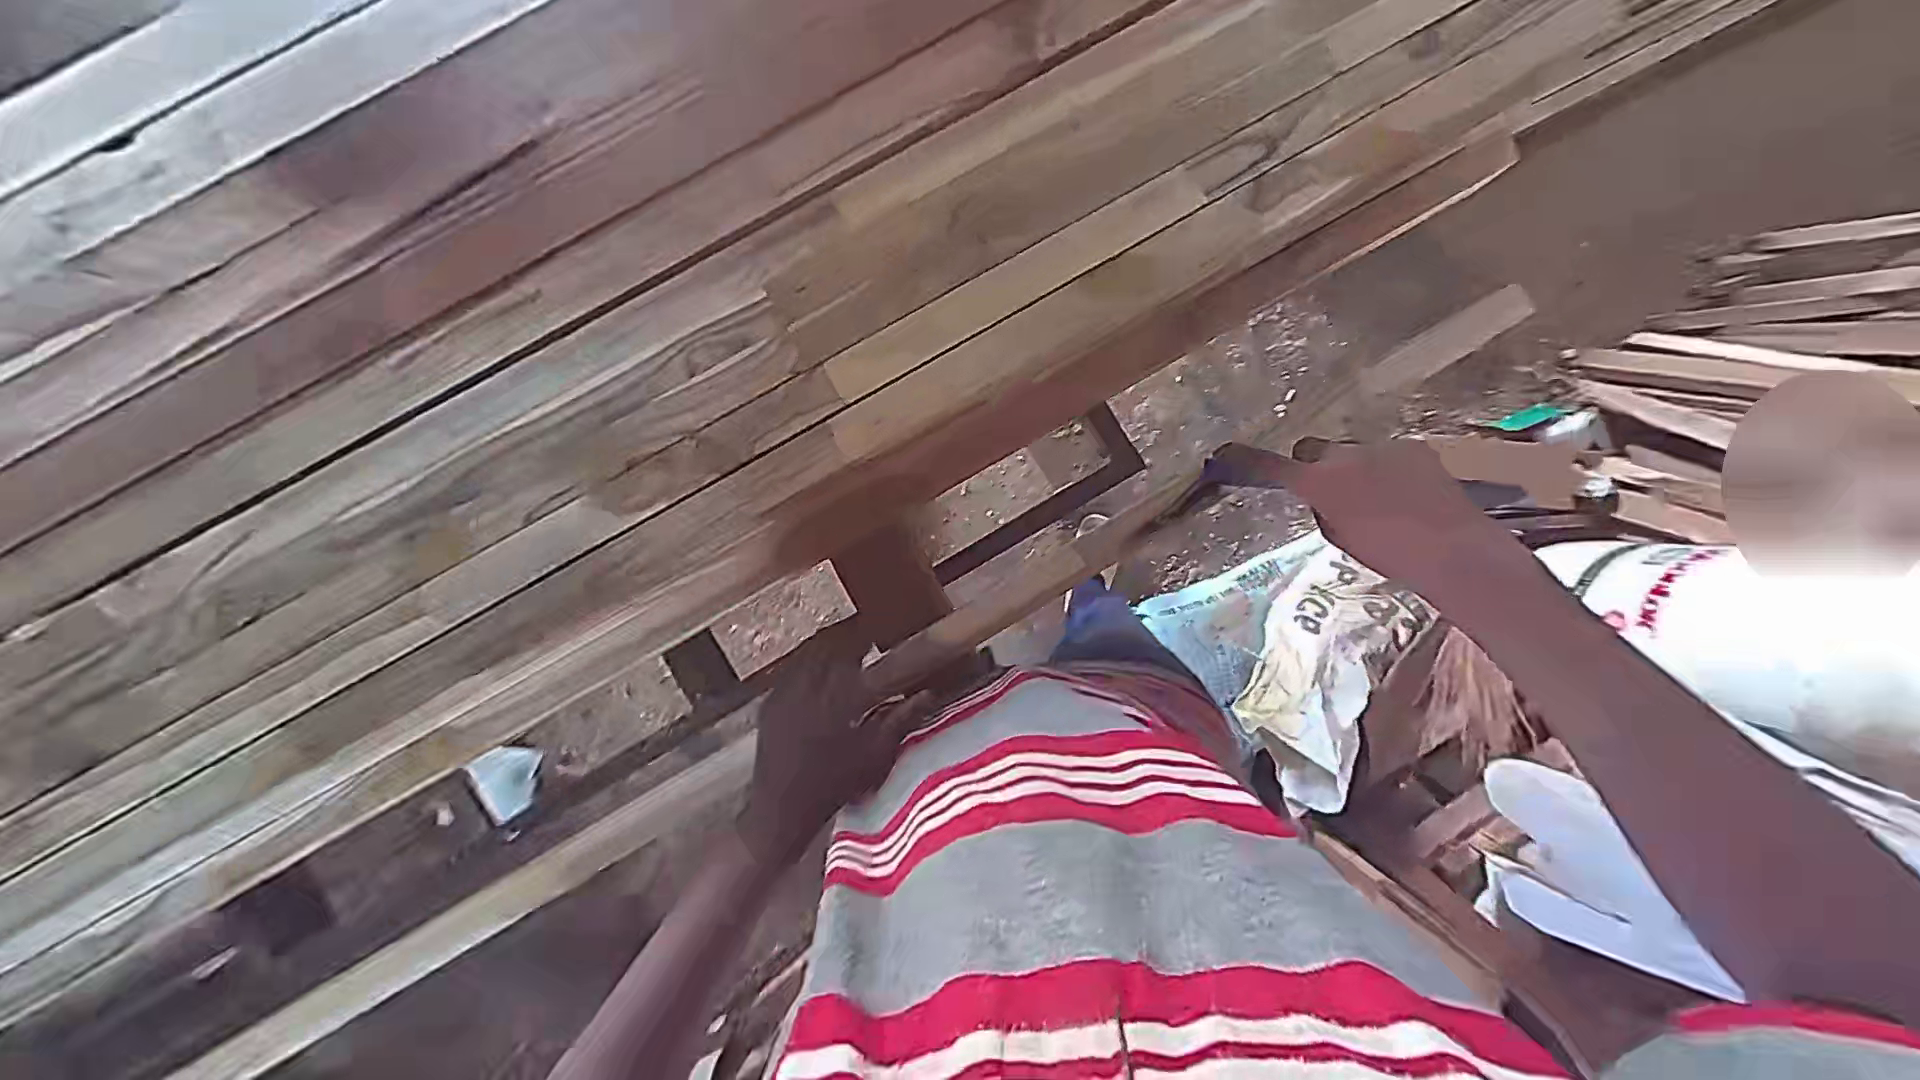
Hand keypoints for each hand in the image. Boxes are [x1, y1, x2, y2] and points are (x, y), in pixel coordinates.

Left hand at [735, 620, 932, 866]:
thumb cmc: (835, 784)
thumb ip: (902, 719)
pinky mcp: (769, 702)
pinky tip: (815, 673)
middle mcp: (809, 687)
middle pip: (828, 645)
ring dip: (825, 648)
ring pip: (806, 654)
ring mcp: (784, 693)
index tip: (877, 637)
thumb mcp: (875, 754)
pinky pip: (790, 671)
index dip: (866, 638)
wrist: (782, 809)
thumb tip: (929, 694)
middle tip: (861, 641)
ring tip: (840, 651)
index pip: (853, 651)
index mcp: (838, 697)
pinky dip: (805, 664)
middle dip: (845, 638)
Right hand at [1211, 439, 1527, 602]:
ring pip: (1350, 451)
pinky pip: (1385, 453)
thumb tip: (1321, 495)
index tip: (1224, 453)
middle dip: (1312, 464)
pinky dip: (1385, 468)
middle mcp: (1344, 456)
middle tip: (1324, 489)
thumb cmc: (1387, 553)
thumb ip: (1321, 508)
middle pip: (1311, 449)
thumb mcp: (1337, 536)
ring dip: (1351, 467)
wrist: (1454, 548)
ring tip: (1373, 496)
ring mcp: (1382, 448)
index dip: (1244, 460)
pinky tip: (1403, 493)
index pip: (1269, 466)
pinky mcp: (1414, 448)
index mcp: (1318, 483)